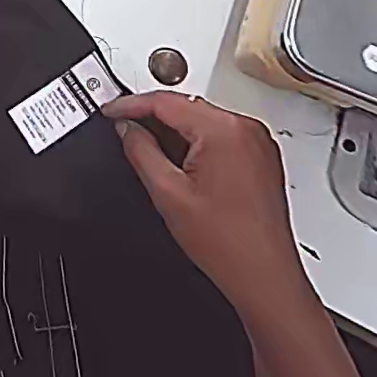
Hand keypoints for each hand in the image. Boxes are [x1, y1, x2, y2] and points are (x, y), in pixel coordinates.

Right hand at [102, 91, 311, 320]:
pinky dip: (197, 142)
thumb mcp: (168, 194)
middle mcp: (246, 128)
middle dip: (153, 119)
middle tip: (125, 132)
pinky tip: (183, 165)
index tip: (112, 111)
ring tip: (154, 156)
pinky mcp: (261, 154)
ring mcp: (257, 140)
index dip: (131, 105)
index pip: (167, 102)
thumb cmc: (228, 244)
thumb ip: (140, 151)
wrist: (263, 275)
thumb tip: (127, 128)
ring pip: (202, 120)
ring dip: (175, 131)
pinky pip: (220, 133)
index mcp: (224, 130)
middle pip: (186, 107)